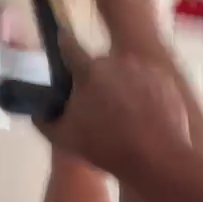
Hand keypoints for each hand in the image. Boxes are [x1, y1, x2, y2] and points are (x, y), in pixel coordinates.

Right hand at [37, 36, 202, 201]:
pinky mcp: (165, 80)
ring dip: (121, 85)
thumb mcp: (62, 139)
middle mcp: (116, 62)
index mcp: (88, 71)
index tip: (61, 42)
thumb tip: (37, 111)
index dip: (63, 44)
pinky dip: (144, 92)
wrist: (156, 160)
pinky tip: (144, 116)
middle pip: (99, 64)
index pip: (69, 46)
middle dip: (96, 79)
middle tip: (98, 105)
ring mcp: (144, 69)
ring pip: (125, 72)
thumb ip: (44, 120)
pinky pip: (147, 81)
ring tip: (124, 115)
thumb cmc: (105, 148)